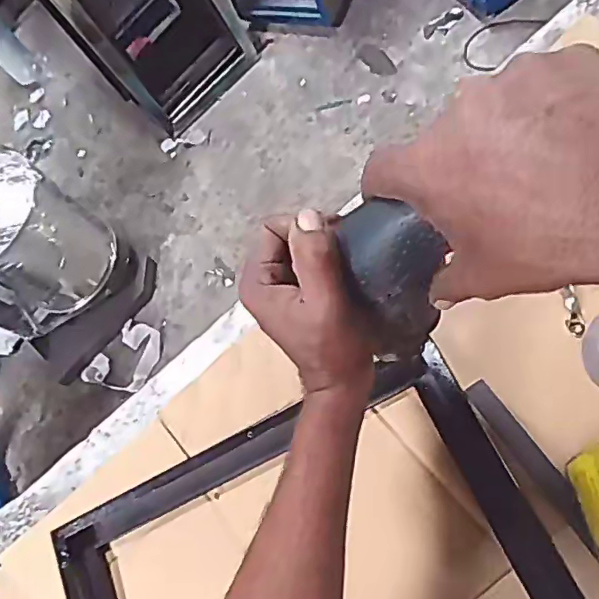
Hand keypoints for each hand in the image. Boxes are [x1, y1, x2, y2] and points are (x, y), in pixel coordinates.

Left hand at [241, 209, 375, 397]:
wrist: (342, 382)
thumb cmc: (334, 349)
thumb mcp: (325, 301)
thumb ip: (314, 258)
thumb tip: (308, 215)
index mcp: (256, 283)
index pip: (272, 227)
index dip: (305, 229)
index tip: (332, 246)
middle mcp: (261, 284)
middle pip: (285, 236)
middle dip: (314, 240)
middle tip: (340, 259)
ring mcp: (277, 291)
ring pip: (299, 249)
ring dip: (322, 253)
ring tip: (342, 271)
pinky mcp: (295, 297)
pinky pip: (307, 265)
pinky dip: (325, 265)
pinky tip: (340, 279)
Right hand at [363, 45, 598, 303]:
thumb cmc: (556, 244)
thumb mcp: (492, 278)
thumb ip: (451, 280)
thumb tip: (439, 285)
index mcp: (432, 164)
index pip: (380, 169)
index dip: (387, 189)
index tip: (402, 201)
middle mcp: (463, 108)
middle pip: (447, 137)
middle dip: (464, 164)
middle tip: (500, 195)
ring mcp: (517, 76)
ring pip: (498, 108)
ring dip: (511, 133)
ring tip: (552, 167)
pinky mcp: (566, 58)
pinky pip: (546, 87)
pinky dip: (555, 110)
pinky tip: (583, 142)